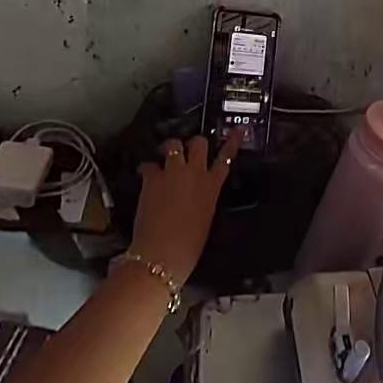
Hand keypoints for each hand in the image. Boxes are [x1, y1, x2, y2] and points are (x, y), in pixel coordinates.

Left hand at [132, 129, 241, 283]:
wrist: (162, 253)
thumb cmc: (188, 244)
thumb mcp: (206, 218)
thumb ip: (205, 198)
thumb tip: (199, 193)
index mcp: (212, 186)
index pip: (226, 157)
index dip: (232, 141)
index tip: (237, 129)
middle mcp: (195, 174)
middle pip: (199, 143)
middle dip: (194, 143)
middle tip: (189, 148)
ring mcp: (172, 173)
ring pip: (173, 144)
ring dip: (170, 148)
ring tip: (166, 155)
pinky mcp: (151, 178)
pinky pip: (149, 164)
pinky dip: (147, 168)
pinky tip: (146, 175)